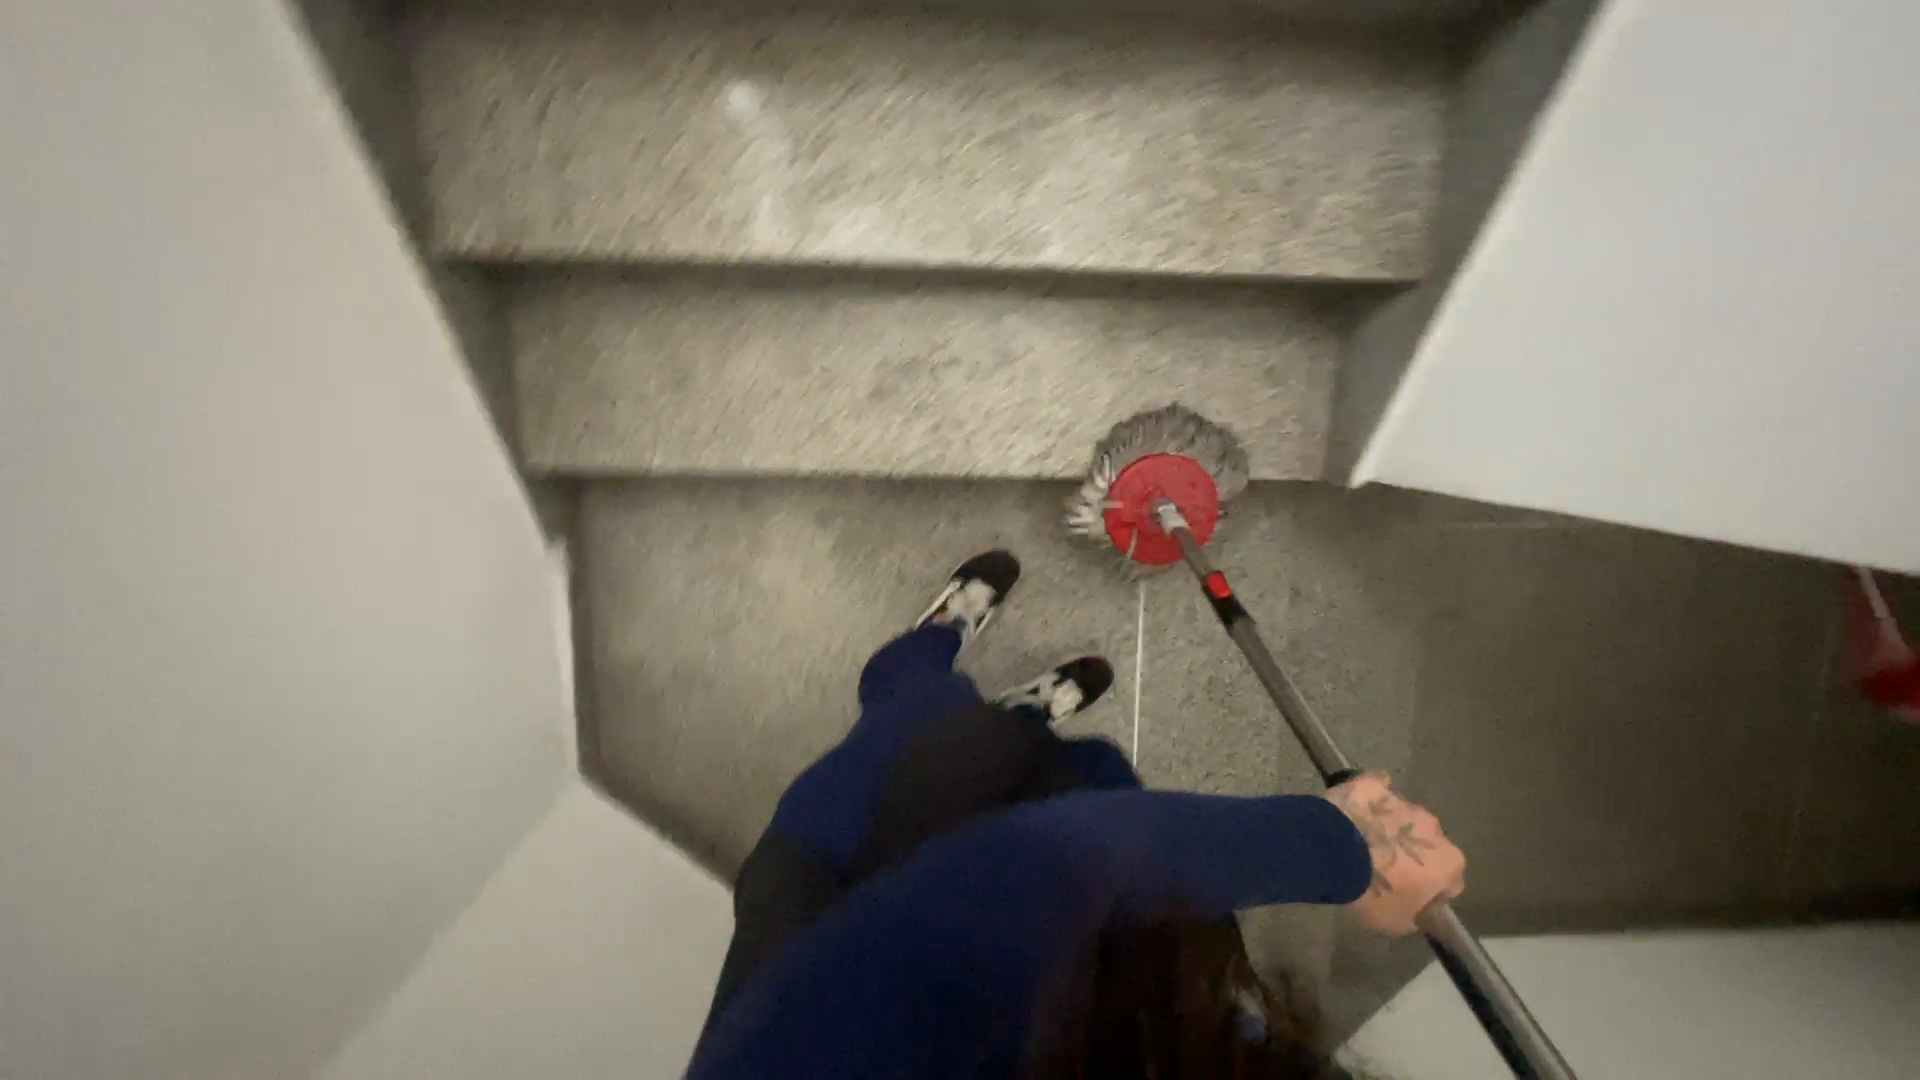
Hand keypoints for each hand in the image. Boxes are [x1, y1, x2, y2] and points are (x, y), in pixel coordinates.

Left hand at [1324, 772, 1465, 935]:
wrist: (1330, 852)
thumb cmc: (1370, 893)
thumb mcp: (1395, 922)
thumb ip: (1413, 916)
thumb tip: (1413, 913)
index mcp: (1449, 861)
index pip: (1450, 881)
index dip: (1431, 891)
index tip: (1410, 896)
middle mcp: (1432, 826)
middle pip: (1427, 843)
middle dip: (1412, 853)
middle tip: (1383, 865)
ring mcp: (1401, 800)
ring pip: (1401, 816)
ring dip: (1389, 826)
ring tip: (1363, 837)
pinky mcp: (1370, 784)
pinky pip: (1374, 789)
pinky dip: (1367, 797)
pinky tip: (1355, 805)